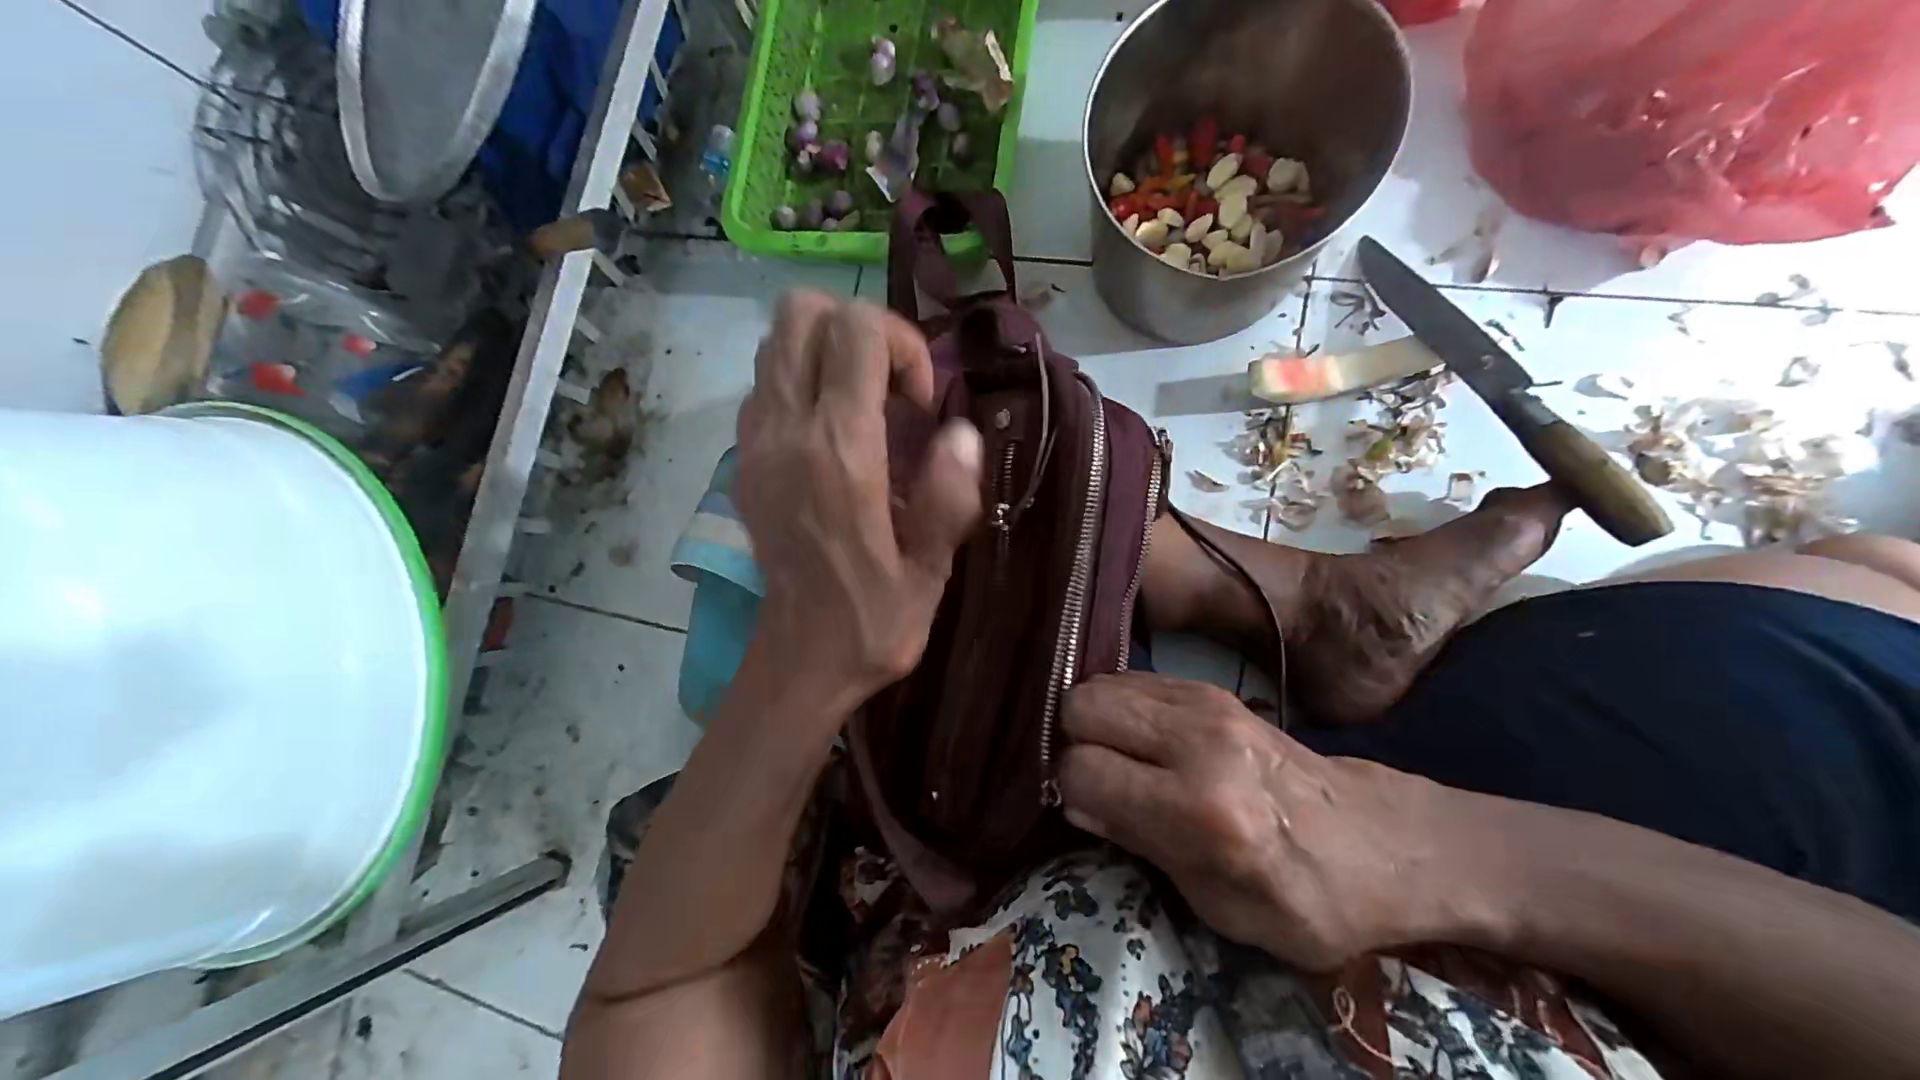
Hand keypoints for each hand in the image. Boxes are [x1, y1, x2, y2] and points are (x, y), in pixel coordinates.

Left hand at [735, 291, 982, 696]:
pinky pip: (766, 380)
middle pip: (802, 312)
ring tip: (866, 404)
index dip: (903, 344)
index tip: (922, 403)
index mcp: (840, 454)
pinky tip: (834, 431)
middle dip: (860, 330)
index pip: (856, 332)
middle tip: (893, 388)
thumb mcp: (931, 569)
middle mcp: (786, 432)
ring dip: (829, 352)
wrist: (801, 659)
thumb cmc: (875, 619)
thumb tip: (962, 433)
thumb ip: (949, 496)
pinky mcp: (743, 458)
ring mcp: (754, 442)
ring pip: (776, 339)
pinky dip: (803, 380)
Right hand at [1059, 673, 1474, 970]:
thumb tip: (1073, 798)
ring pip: (1100, 684)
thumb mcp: (1219, 907)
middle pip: (1081, 707)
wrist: (1383, 841)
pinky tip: (1137, 737)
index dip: (1066, 790)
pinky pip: (1132, 680)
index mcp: (1202, 810)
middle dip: (1068, 741)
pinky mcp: (1211, 687)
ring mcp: (1206, 703)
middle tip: (1089, 773)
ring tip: (1110, 754)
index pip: (1081, 770)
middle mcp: (1198, 741)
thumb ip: (1140, 845)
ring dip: (1092, 720)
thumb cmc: (1305, 897)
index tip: (1081, 807)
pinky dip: (1118, 706)